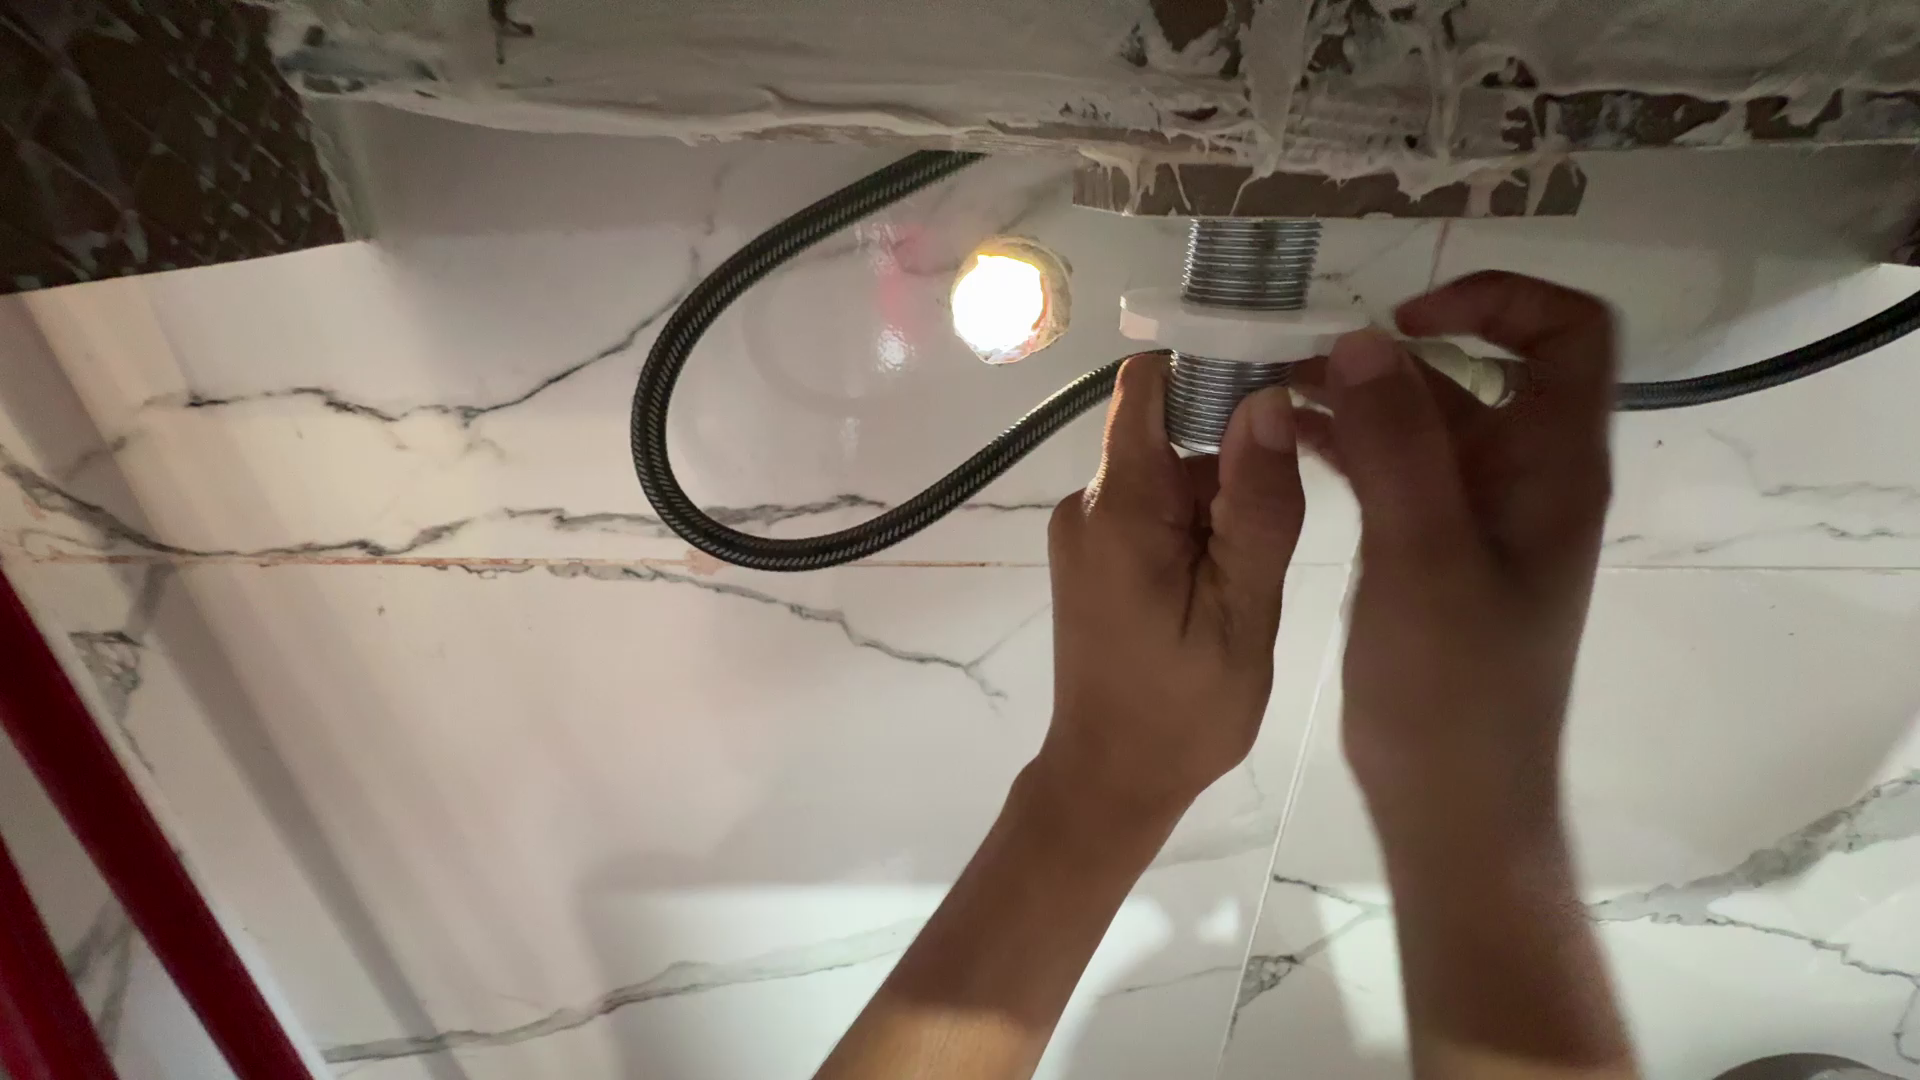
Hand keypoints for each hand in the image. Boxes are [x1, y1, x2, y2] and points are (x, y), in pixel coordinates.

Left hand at [1040, 353, 1306, 824]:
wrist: (1111, 773)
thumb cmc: (1182, 710)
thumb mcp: (1242, 610)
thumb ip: (1258, 505)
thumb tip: (1267, 398)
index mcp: (1119, 509)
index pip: (1148, 388)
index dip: (1210, 364)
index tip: (1278, 375)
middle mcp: (1087, 505)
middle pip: (1167, 430)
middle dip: (1230, 453)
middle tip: (1287, 505)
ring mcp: (1084, 530)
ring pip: (1164, 473)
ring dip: (1216, 498)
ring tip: (1253, 564)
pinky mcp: (1091, 554)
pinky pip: (1148, 508)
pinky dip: (1191, 523)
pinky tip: (1220, 577)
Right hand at [1294, 272, 1616, 830]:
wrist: (1447, 790)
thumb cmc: (1450, 683)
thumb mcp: (1424, 554)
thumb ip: (1398, 445)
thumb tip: (1361, 340)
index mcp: (1549, 467)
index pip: (1563, 335)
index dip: (1493, 301)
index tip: (1397, 320)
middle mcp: (1516, 478)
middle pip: (1469, 374)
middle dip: (1385, 353)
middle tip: (1294, 359)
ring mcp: (1465, 515)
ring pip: (1414, 424)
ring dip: (1350, 399)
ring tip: (1269, 393)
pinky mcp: (1420, 547)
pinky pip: (1385, 471)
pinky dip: (1339, 445)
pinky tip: (1281, 445)